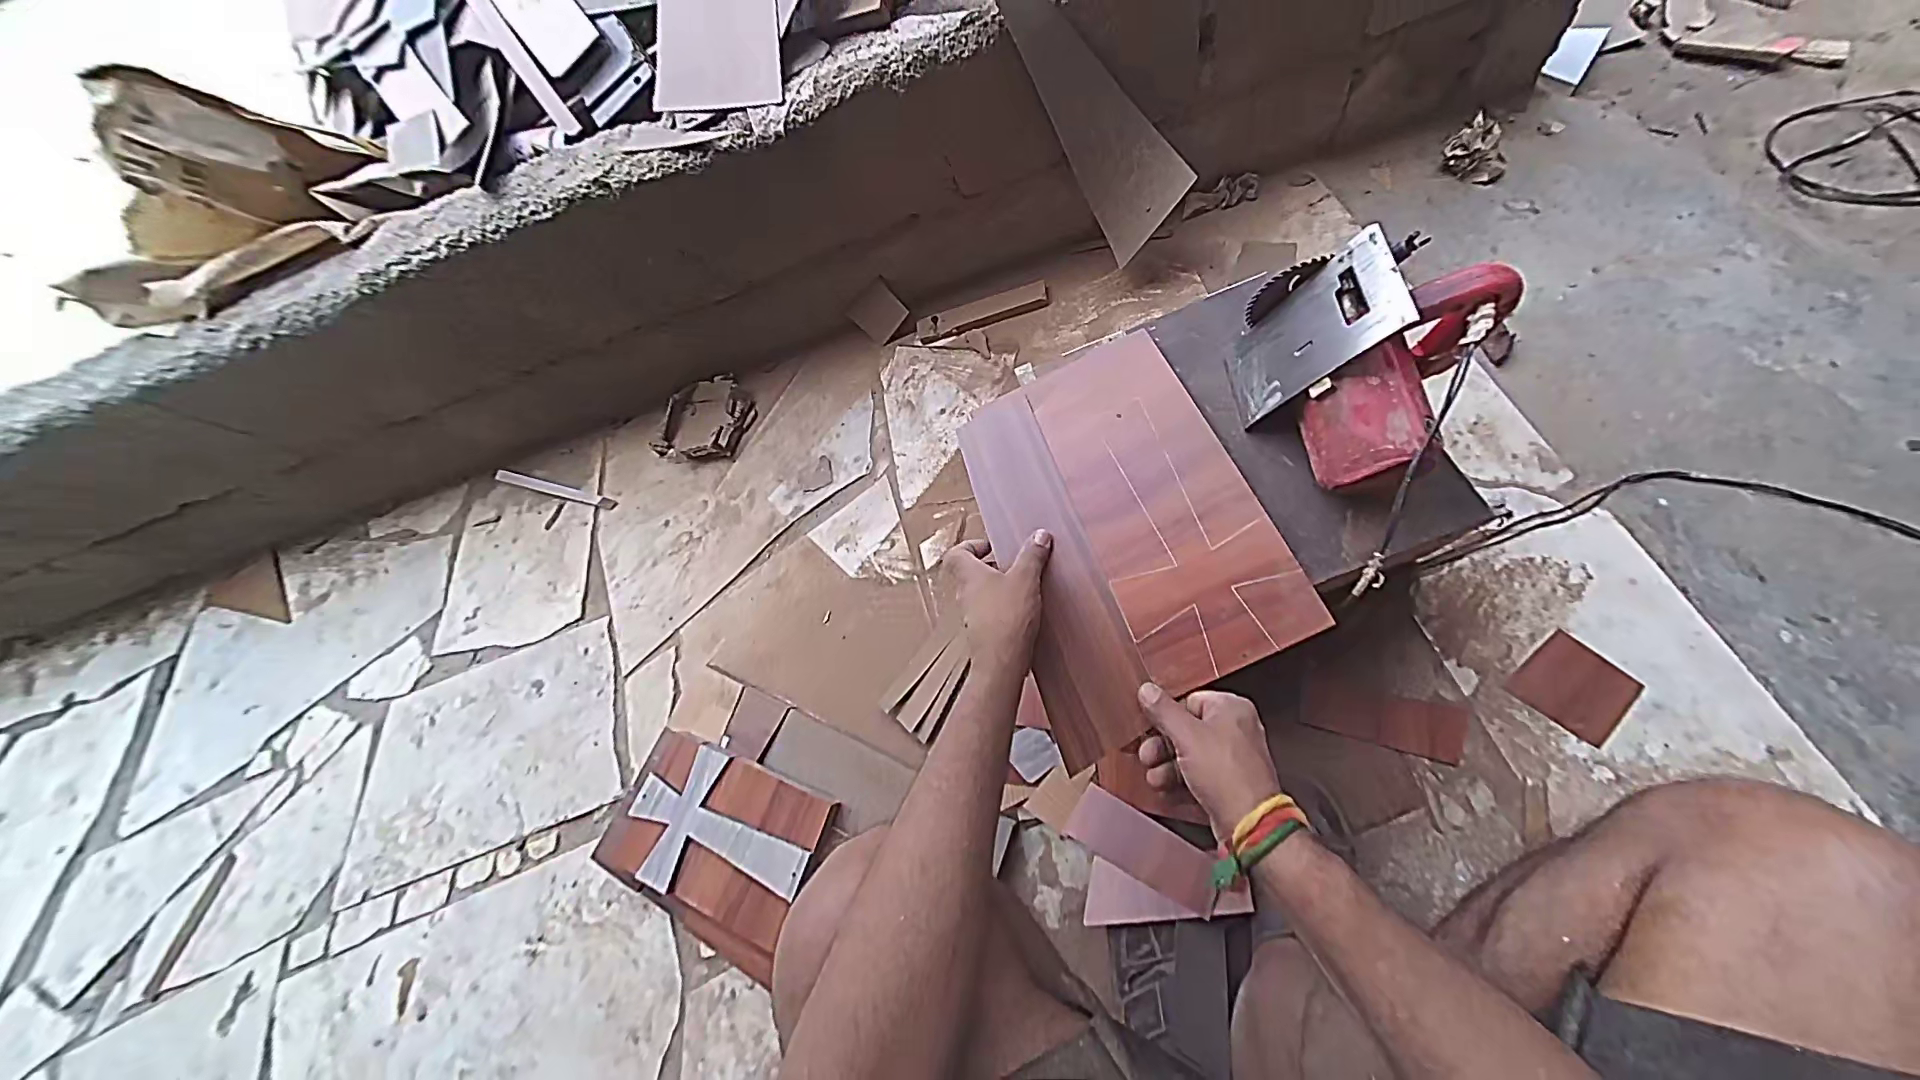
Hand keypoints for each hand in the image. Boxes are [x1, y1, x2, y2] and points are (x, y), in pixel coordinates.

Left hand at [941, 532, 1051, 669]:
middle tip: (1015, 564)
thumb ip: (1032, 556)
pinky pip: (991, 613)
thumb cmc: (1006, 620)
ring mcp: (973, 616)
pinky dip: (1005, 608)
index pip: (956, 553)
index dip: (972, 545)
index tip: (993, 545)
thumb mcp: (1025, 579)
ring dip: (1000, 587)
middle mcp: (965, 595)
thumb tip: (1039, 536)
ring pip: (982, 594)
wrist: (1001, 664)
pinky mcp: (984, 633)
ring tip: (1025, 586)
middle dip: (993, 566)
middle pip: (971, 572)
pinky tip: (1026, 612)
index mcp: (968, 575)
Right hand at [1137, 685, 1280, 842]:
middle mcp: (1235, 729)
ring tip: (1155, 779)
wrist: (1250, 825)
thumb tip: (1147, 690)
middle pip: (1186, 730)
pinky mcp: (1229, 783)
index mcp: (1230, 708)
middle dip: (1162, 747)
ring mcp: (1233, 758)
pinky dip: (1181, 782)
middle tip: (1147, 756)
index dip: (1165, 717)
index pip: (1188, 701)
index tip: (1148, 729)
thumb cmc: (1225, 774)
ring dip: (1167, 768)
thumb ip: (1163, 710)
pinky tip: (1166, 790)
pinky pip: (1198, 776)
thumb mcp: (1186, 735)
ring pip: (1190, 756)